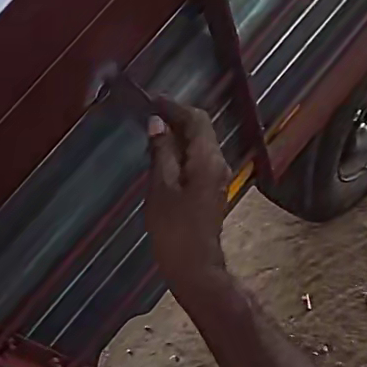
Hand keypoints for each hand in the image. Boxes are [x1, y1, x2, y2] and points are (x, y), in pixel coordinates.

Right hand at [144, 97, 232, 285]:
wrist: (193, 267)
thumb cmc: (174, 228)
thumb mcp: (161, 187)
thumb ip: (161, 152)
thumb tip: (157, 123)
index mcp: (208, 160)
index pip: (197, 120)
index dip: (175, 107)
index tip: (151, 100)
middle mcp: (218, 164)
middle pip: (200, 130)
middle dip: (176, 118)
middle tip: (148, 113)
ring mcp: (217, 178)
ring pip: (199, 144)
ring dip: (177, 134)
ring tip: (150, 130)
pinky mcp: (210, 190)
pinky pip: (196, 159)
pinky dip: (180, 150)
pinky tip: (160, 154)